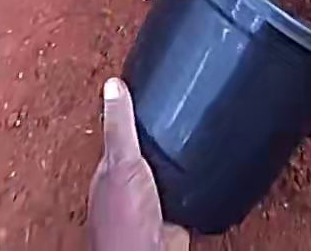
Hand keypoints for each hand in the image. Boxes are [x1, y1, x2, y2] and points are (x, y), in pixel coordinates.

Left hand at [88, 79, 187, 250]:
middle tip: (180, 100)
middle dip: (160, 127)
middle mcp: (129, 182)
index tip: (150, 85)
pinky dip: (191, 171)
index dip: (135, 108)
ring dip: (176, 150)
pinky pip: (184, 182)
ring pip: (164, 163)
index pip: (122, 129)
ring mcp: (150, 197)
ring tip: (193, 124)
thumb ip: (119, 127)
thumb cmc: (125, 224)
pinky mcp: (173, 209)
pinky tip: (200, 161)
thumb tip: (112, 85)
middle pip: (145, 145)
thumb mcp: (122, 164)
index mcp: (110, 169)